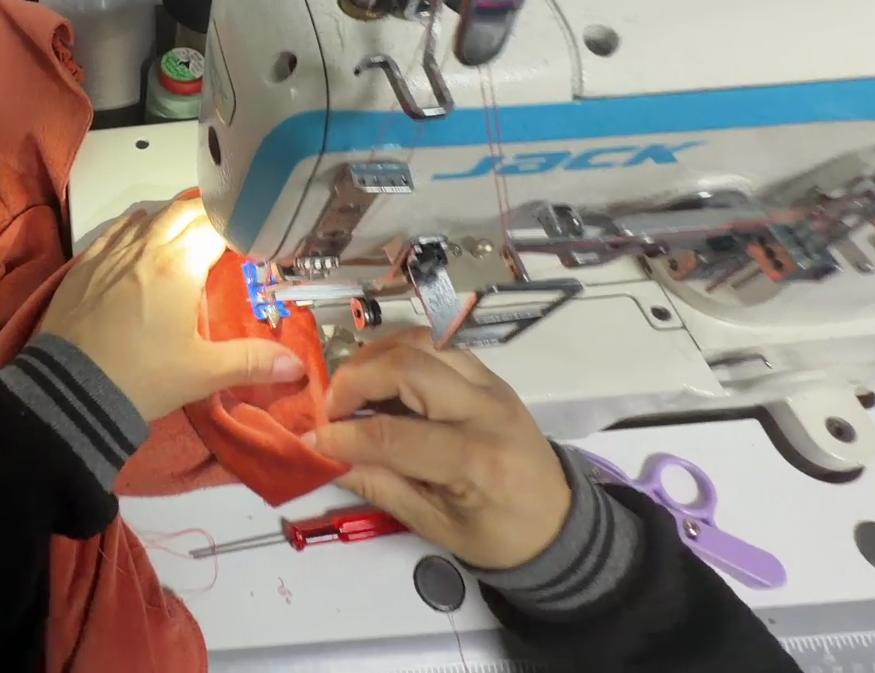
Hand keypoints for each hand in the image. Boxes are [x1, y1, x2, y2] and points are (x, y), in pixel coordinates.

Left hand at [38, 199, 305, 420]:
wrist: (70, 389)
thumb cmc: (142, 376)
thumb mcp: (202, 372)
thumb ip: (252, 361)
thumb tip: (297, 364)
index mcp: (178, 265)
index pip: (216, 225)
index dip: (237, 226)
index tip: (252, 237)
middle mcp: (145, 247)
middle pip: (183, 212)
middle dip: (208, 214)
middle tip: (227, 228)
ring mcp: (111, 251)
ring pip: (149, 216)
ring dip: (173, 217)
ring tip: (189, 228)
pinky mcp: (85, 263)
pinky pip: (116, 230)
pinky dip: (136, 226)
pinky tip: (141, 232)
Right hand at [307, 329, 569, 569]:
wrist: (561, 526)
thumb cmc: (498, 534)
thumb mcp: (435, 524)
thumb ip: (378, 485)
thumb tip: (324, 458)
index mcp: (479, 461)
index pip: (394, 435)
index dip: (345, 436)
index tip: (314, 440)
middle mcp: (486, 410)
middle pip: (407, 367)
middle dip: (355, 380)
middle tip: (331, 406)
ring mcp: (490, 383)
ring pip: (420, 341)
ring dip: (374, 356)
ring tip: (352, 385)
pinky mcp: (486, 372)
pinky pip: (433, 343)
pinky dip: (397, 351)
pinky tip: (380, 375)